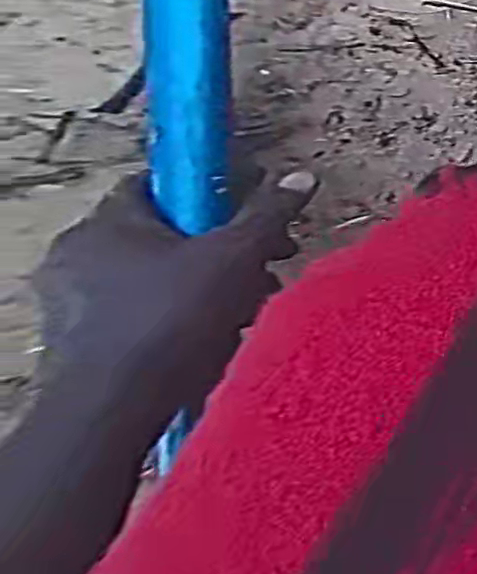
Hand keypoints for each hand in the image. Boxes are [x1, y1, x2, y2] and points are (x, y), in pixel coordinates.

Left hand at [29, 171, 316, 412]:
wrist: (124, 398)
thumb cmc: (178, 310)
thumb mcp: (240, 251)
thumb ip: (270, 211)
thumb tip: (299, 175)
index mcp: (103, 229)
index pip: (155, 184)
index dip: (208, 182)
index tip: (254, 194)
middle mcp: (80, 256)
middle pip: (169, 228)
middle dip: (229, 236)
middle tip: (274, 248)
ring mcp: (80, 297)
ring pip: (167, 265)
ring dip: (221, 269)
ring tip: (261, 287)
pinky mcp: (94, 330)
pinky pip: (156, 297)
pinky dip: (198, 298)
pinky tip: (232, 314)